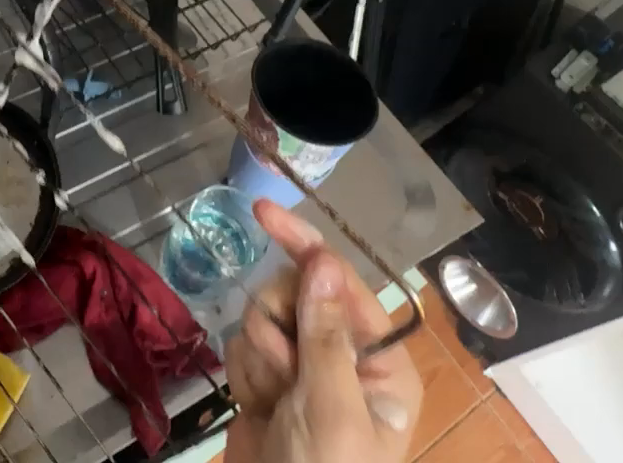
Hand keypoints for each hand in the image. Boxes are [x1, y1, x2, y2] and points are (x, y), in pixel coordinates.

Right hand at [225, 200, 422, 462]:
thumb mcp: (332, 410)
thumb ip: (324, 333)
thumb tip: (323, 260)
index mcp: (380, 359)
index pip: (339, 280)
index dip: (302, 243)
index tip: (262, 213)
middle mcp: (343, 352)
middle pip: (291, 291)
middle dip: (277, 326)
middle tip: (284, 368)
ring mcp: (302, 364)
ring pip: (261, 315)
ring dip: (260, 358)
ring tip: (275, 400)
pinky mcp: (267, 376)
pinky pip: (242, 344)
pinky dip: (245, 375)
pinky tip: (260, 407)